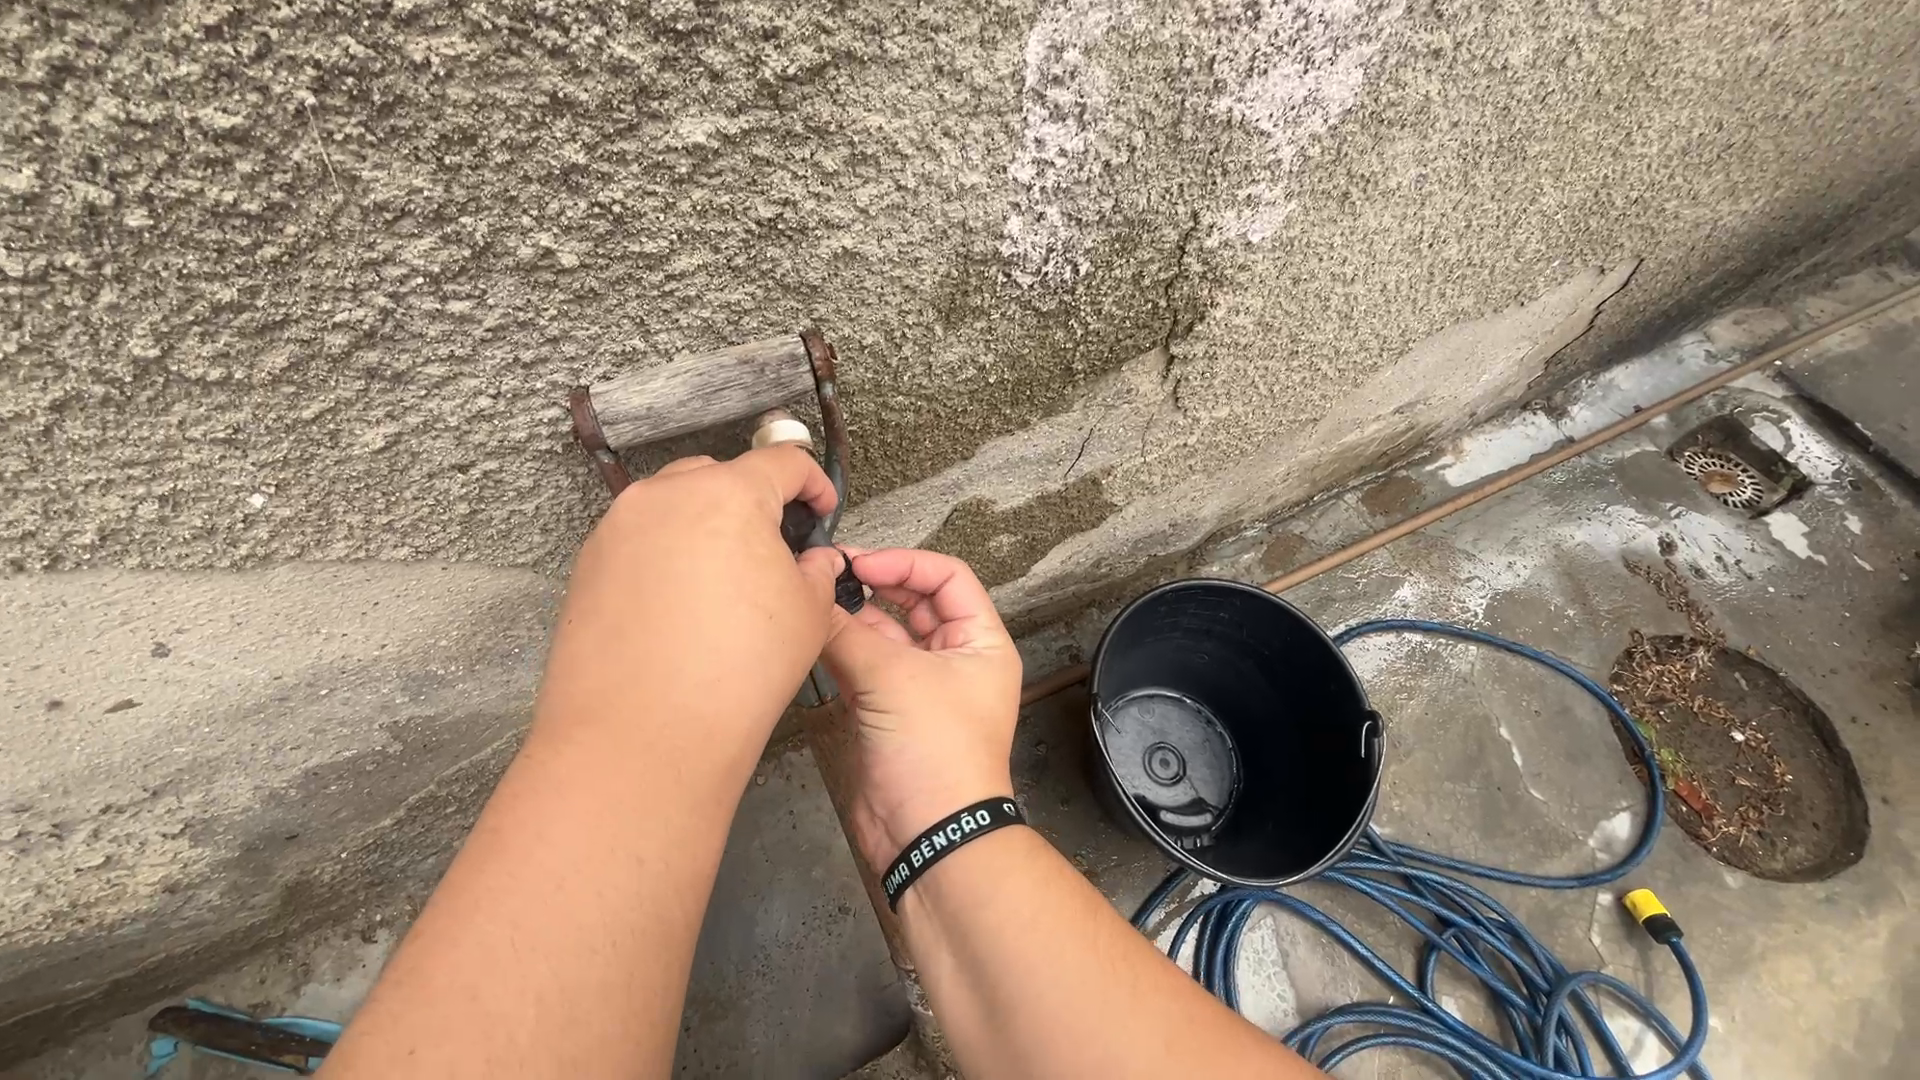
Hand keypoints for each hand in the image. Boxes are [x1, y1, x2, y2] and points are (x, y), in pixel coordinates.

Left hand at [536, 447, 846, 750]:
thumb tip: (813, 561)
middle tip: (774, 548)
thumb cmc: (740, 668)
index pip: (782, 462)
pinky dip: (669, 552)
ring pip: (676, 504)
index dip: (813, 482)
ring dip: (708, 525)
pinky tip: (683, 603)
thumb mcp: (808, 614)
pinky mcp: (589, 562)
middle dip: (755, 502)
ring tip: (726, 579)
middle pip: (723, 475)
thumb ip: (816, 572)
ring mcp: (620, 527)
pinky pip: (641, 538)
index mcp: (730, 494)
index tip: (821, 508)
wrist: (643, 734)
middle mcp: (667, 495)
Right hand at [819, 549, 1023, 869]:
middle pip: (915, 601)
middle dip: (874, 583)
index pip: (948, 577)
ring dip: (854, 616)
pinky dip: (842, 648)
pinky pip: (866, 664)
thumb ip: (848, 632)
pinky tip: (814, 632)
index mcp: (980, 641)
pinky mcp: (889, 709)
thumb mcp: (895, 679)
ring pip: (886, 633)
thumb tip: (810, 594)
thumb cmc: (934, 750)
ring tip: (814, 597)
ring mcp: (921, 684)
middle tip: (827, 571)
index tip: (859, 562)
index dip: (905, 562)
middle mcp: (954, 657)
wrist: (927, 836)